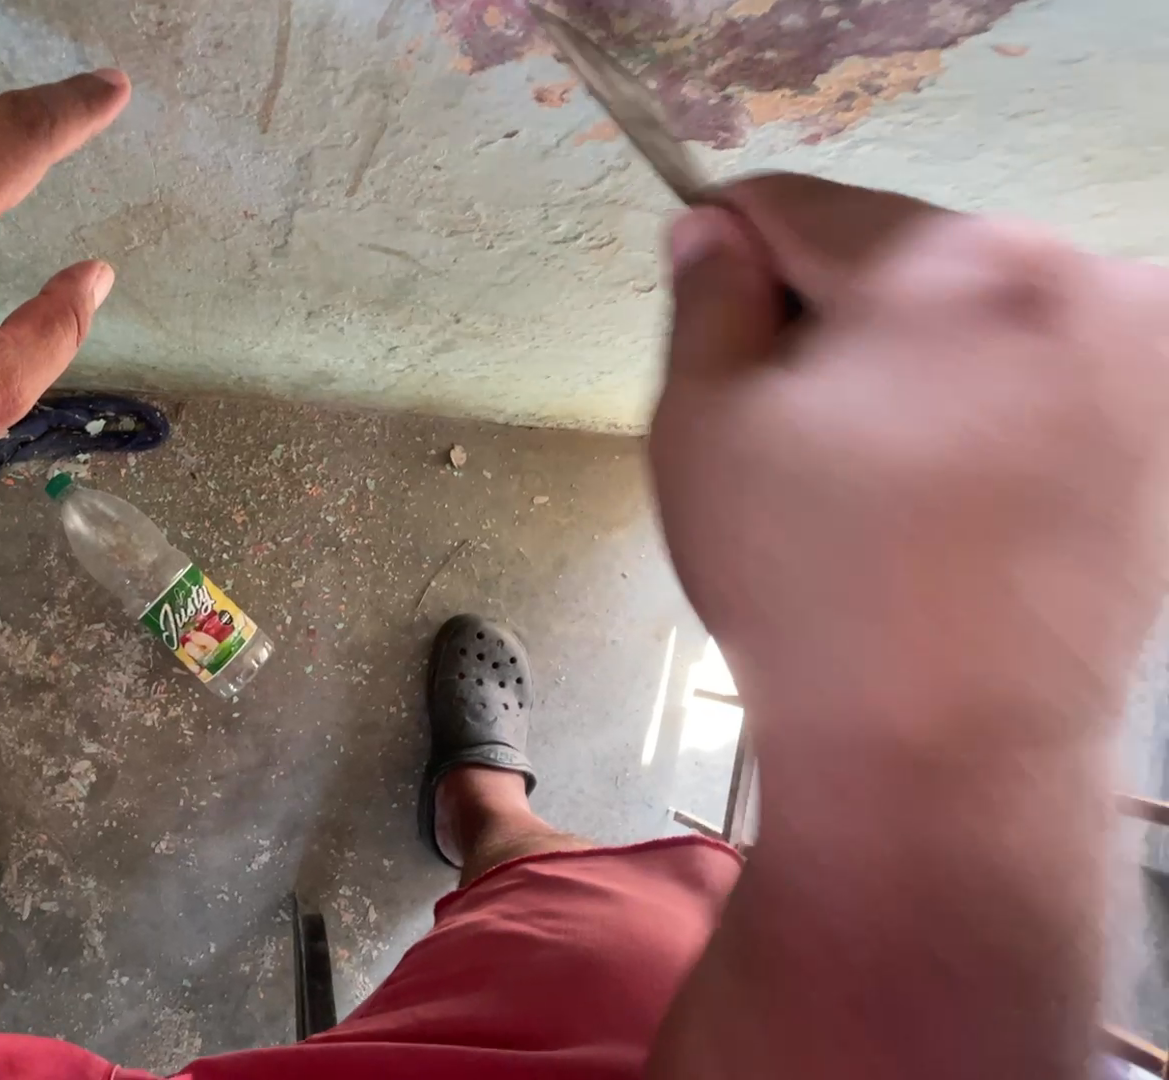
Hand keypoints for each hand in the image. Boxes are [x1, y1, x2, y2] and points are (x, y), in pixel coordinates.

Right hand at [650, 174, 1168, 753]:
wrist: (935, 730)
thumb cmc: (789, 565)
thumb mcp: (699, 423)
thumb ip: (704, 303)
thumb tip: (709, 227)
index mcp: (948, 265)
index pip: (799, 203)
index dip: (721, 245)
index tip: (695, 305)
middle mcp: (1082, 276)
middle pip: (892, 255)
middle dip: (812, 316)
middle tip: (768, 424)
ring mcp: (1149, 353)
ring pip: (959, 312)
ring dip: (883, 358)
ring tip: (846, 469)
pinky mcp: (1167, 425)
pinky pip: (1022, 367)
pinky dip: (951, 399)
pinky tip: (919, 490)